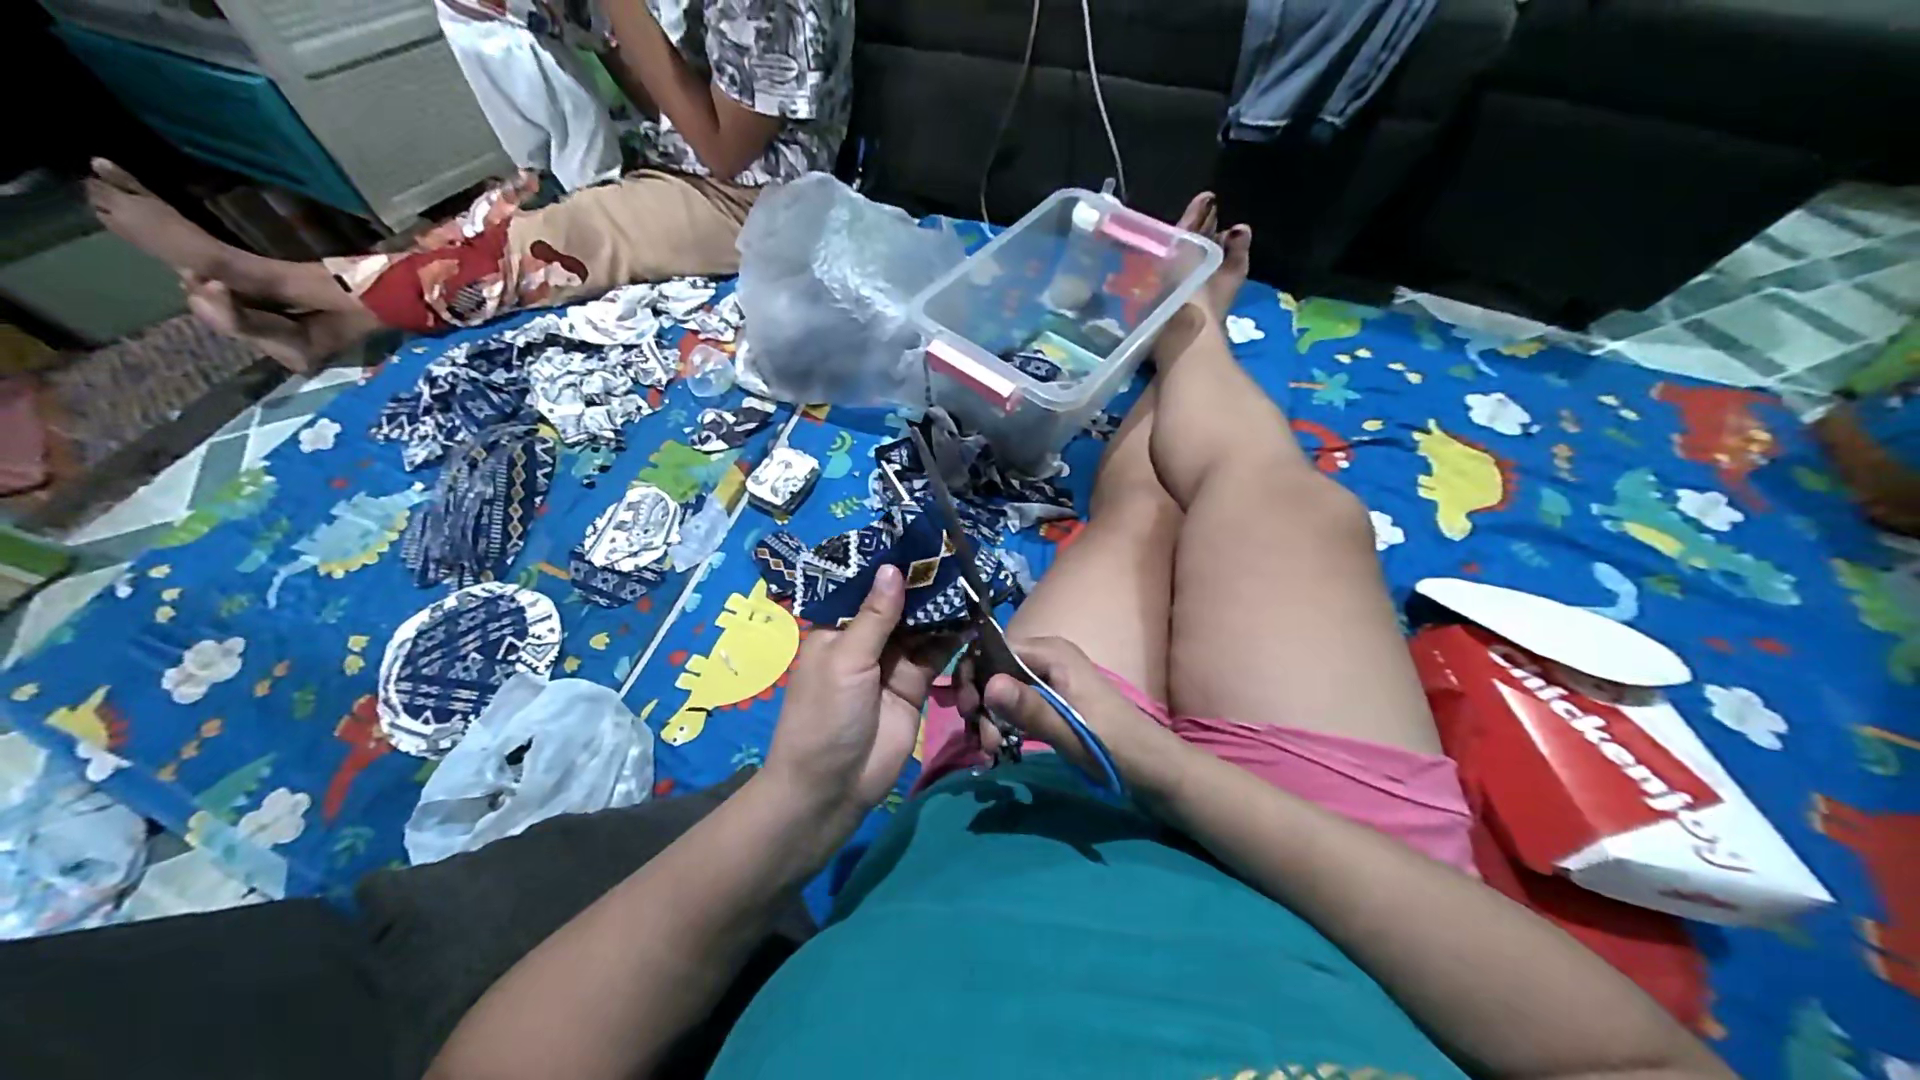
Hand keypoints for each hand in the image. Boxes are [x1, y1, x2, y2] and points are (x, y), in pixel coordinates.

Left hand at [764, 565, 948, 822]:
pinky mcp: (914, 686)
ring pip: (920, 627)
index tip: (918, 540)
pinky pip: (935, 654)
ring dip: (940, 608)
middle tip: (953, 555)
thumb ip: (875, 617)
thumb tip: (892, 568)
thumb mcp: (845, 660)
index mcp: (836, 629)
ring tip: (968, 579)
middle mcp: (864, 641)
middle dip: (921, 585)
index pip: (864, 588)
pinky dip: (951, 637)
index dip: (890, 566)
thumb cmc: (825, 716)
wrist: (834, 787)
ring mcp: (891, 664)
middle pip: (897, 605)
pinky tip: (971, 616)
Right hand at [965, 636, 1188, 798]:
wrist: (1156, 769)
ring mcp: (1049, 678)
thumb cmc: (1117, 748)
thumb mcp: (1071, 732)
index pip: (992, 648)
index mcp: (1052, 653)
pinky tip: (999, 746)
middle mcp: (1047, 657)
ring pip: (999, 688)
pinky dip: (1002, 722)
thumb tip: (989, 684)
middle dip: (980, 703)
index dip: (974, 676)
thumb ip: (1030, 709)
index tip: (970, 712)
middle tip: (983, 741)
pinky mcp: (1051, 698)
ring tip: (991, 749)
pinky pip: (1014, 702)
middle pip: (992, 668)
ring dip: (988, 718)